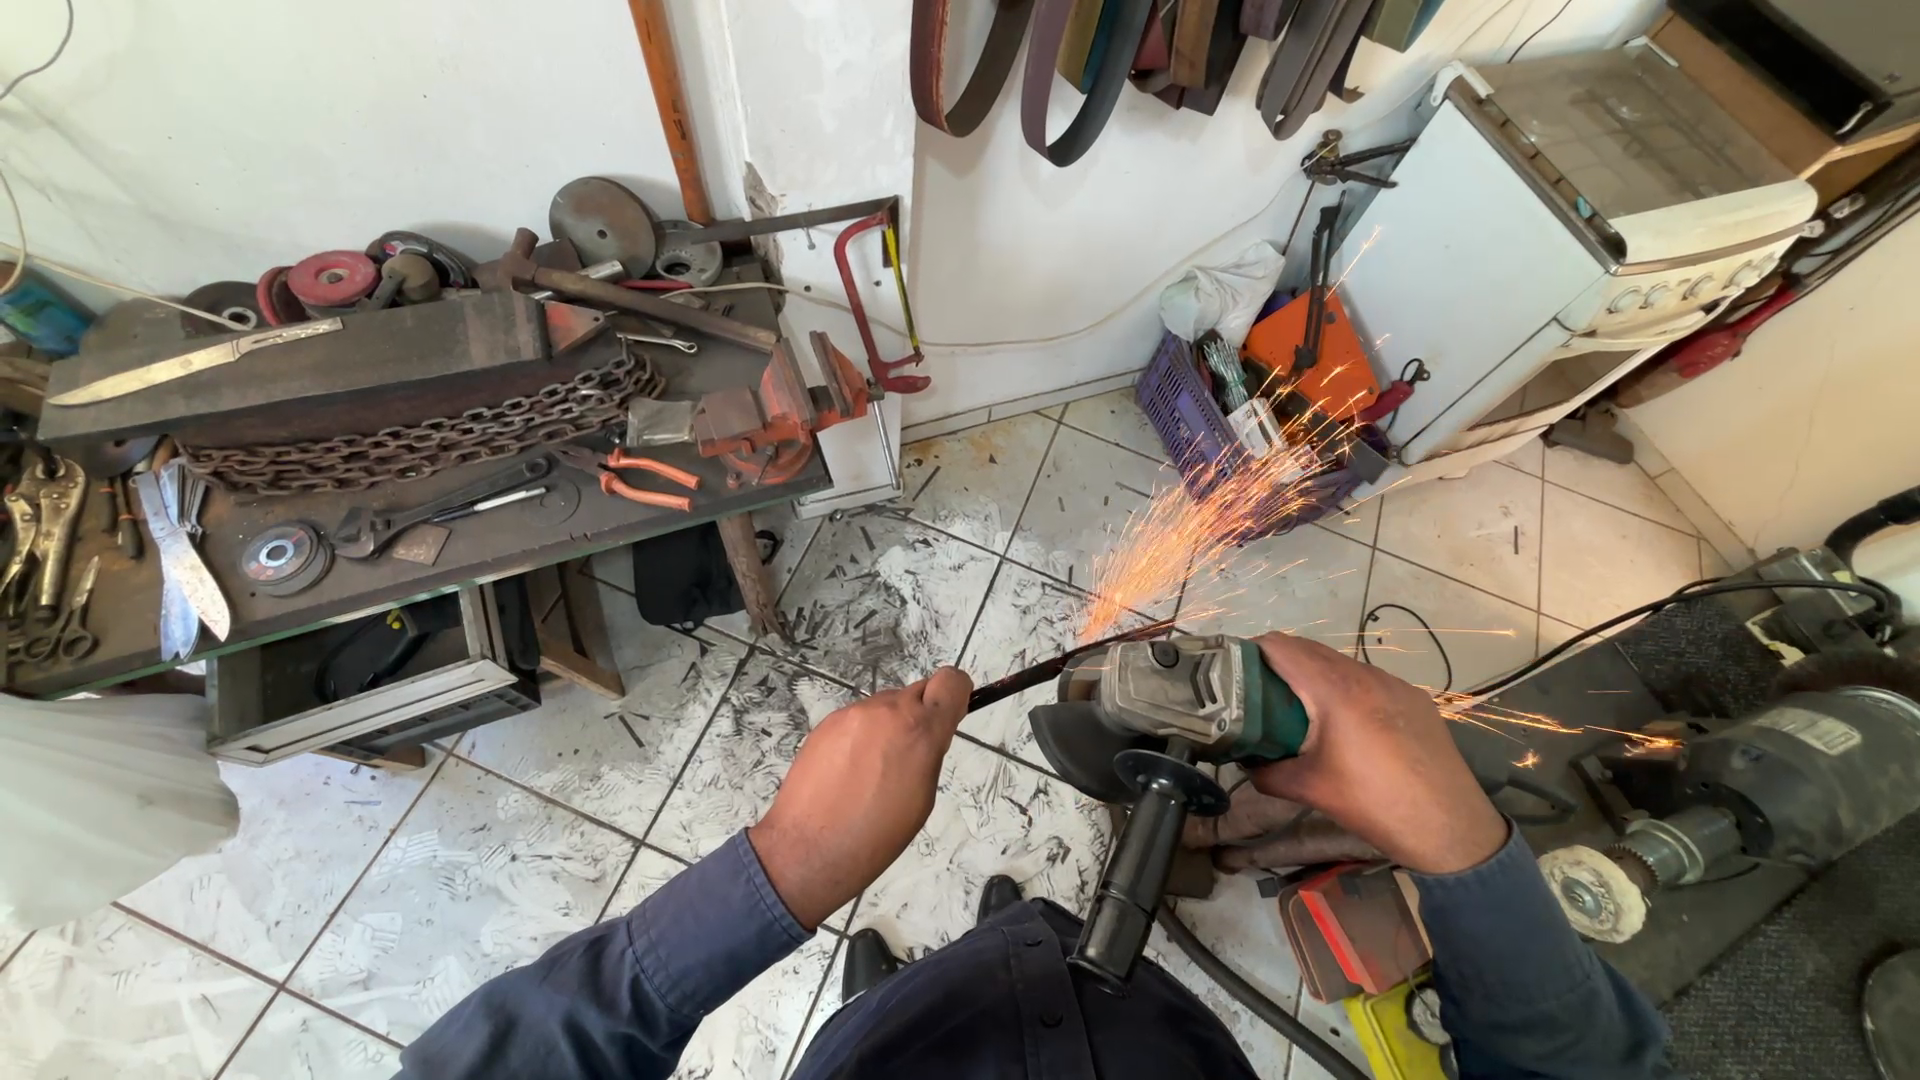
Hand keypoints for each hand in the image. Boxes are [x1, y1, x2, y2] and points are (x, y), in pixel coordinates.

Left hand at [749, 666, 973, 928]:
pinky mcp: (827, 721)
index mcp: (921, 731)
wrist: (809, 847)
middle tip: (905, 757)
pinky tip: (846, 771)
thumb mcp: (923, 798)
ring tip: (869, 771)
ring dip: (887, 726)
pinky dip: (860, 736)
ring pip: (885, 706)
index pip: (951, 681)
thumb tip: (926, 734)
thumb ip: (930, 752)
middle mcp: (888, 711)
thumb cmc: (877, 835)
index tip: (947, 717)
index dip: (955, 695)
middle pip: (917, 693)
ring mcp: (854, 713)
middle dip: (918, 717)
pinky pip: (857, 718)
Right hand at [1244, 633, 1506, 874]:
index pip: (1279, 646)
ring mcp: (1393, 684)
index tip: (1233, 675)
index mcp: (1334, 689)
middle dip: (1276, 665)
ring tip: (1299, 711)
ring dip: (1311, 676)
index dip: (1250, 653)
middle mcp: (1364, 675)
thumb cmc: (1374, 805)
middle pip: (1307, 649)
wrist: (1453, 830)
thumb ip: (1266, 772)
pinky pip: (1366, 680)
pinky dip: (1344, 690)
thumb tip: (1244, 762)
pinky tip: (1345, 726)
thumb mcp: (1309, 789)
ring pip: (1338, 663)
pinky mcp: (1414, 699)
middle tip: (1257, 695)